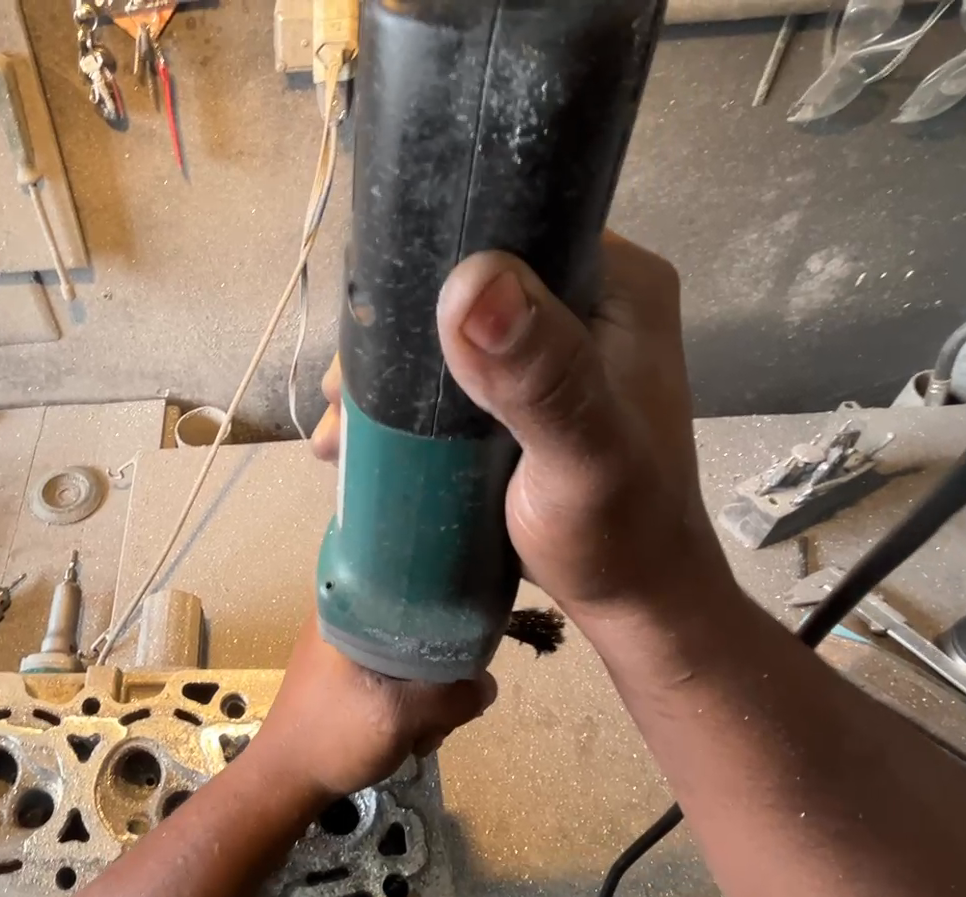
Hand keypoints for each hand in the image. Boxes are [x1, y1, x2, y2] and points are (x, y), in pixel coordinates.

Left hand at [250, 616, 494, 801]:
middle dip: (437, 679)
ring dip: (424, 701)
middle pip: (417, 633)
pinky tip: (406, 737)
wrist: (286, 780)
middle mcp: (344, 618)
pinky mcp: (345, 678)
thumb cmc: (333, 737)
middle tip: (435, 717)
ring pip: (408, 662)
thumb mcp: (400, 714)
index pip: (414, 592)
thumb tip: (487, 686)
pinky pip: (392, 681)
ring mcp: (344, 650)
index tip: (461, 658)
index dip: (446, 623)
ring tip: (417, 735)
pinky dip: (406, 707)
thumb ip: (452, 696)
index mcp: (346, 607)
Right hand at [311, 233, 734, 620]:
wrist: (630, 600)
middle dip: (386, 342)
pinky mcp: (514, 395)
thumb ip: (539, 375)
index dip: (427, 260)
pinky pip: (443, 380)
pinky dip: (397, 408)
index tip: (365, 321)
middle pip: (459, 288)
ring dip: (381, 382)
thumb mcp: (582, 455)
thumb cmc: (618, 534)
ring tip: (335, 432)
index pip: (509, 227)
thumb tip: (470, 284)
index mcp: (614, 283)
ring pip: (441, 338)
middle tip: (337, 396)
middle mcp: (577, 303)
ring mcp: (543, 352)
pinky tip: (355, 444)